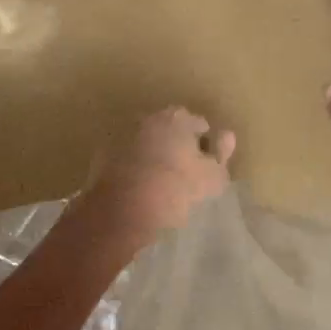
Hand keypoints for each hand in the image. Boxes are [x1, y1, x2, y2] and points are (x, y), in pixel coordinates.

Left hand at [84, 108, 235, 243]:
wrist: (121, 211)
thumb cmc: (175, 191)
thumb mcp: (212, 178)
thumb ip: (221, 154)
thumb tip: (227, 134)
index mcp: (177, 118)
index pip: (200, 126)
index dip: (206, 148)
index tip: (206, 171)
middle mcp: (149, 117)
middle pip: (171, 131)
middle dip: (178, 149)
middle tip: (185, 180)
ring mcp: (123, 134)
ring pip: (148, 144)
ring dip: (155, 158)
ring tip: (160, 188)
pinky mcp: (103, 154)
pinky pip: (127, 159)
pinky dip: (134, 169)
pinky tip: (138, 192)